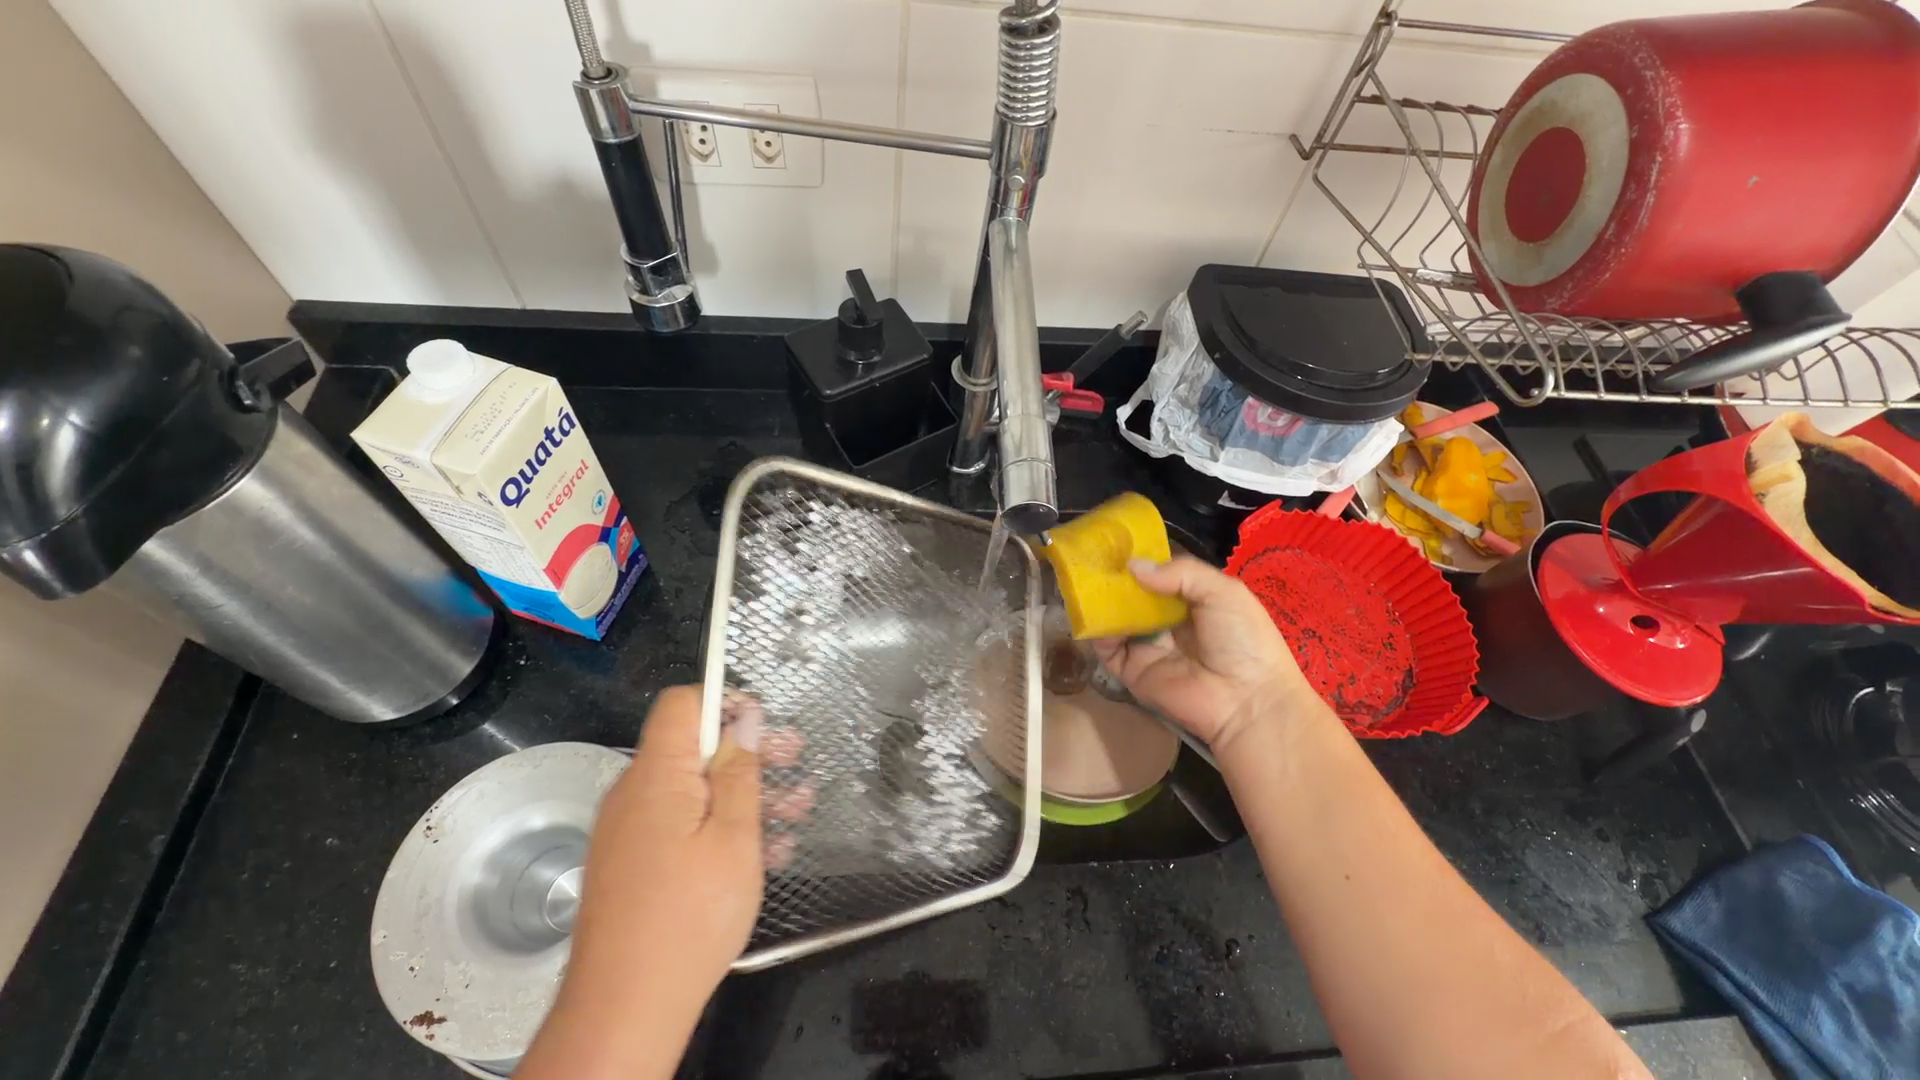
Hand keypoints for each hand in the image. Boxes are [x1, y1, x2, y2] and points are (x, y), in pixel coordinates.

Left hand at [518, 685, 762, 1079]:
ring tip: (797, 810)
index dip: (725, 701)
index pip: (681, 704)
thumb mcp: (734, 839)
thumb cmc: (690, 916)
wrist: (624, 1008)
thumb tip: (745, 718)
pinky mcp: (631, 864)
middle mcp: (634, 793)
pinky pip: (679, 826)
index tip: (766, 725)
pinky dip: (719, 828)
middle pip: (692, 747)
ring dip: (745, 793)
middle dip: (748, 750)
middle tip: (798, 762)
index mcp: (656, 775)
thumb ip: (740, 772)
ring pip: (693, 790)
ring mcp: (629, 831)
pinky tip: (763, 852)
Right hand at [1093, 556, 1320, 754]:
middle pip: (1134, 597)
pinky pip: (1108, 651)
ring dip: (1102, 603)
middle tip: (1092, 559)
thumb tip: (1133, 565)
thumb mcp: (1224, 592)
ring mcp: (1148, 647)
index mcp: (1193, 602)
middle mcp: (1167, 622)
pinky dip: (1098, 633)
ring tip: (1085, 582)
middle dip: (1116, 579)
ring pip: (1117, 621)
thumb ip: (1181, 573)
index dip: (1142, 560)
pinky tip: (1094, 616)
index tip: (1117, 542)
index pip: (1160, 576)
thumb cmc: (1243, 639)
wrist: (1247, 700)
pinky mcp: (1133, 671)